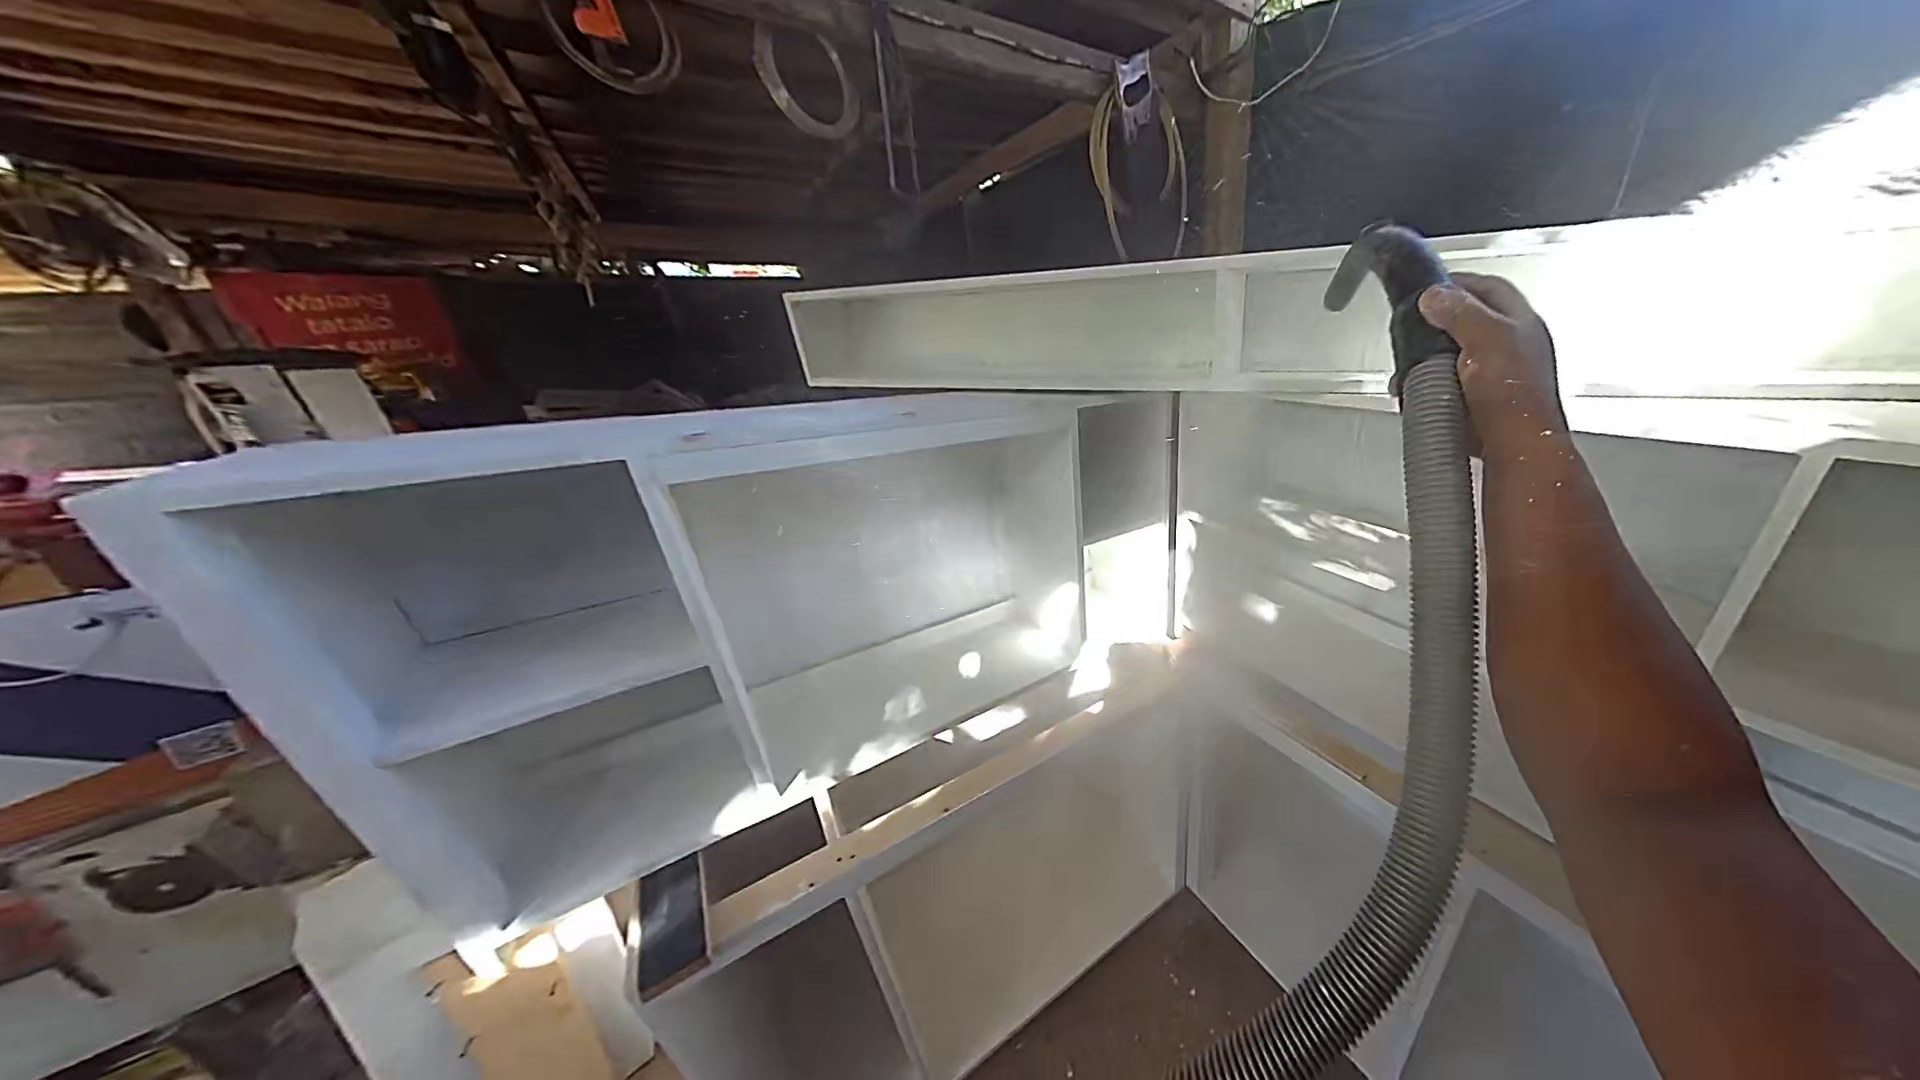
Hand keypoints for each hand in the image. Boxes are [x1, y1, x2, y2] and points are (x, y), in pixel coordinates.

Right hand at [1418, 272, 1567, 460]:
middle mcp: (1510, 345)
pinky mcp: (1476, 398)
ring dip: (1427, 359)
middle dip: (1435, 325)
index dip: (1457, 283)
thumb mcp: (1487, 340)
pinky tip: (1418, 391)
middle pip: (1467, 321)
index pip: (1487, 288)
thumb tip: (1435, 295)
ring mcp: (1493, 373)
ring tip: (1410, 368)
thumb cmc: (1512, 396)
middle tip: (1413, 329)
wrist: (1513, 445)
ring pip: (1453, 353)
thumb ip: (1461, 314)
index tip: (1428, 287)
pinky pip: (1446, 382)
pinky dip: (1428, 384)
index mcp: (1519, 324)